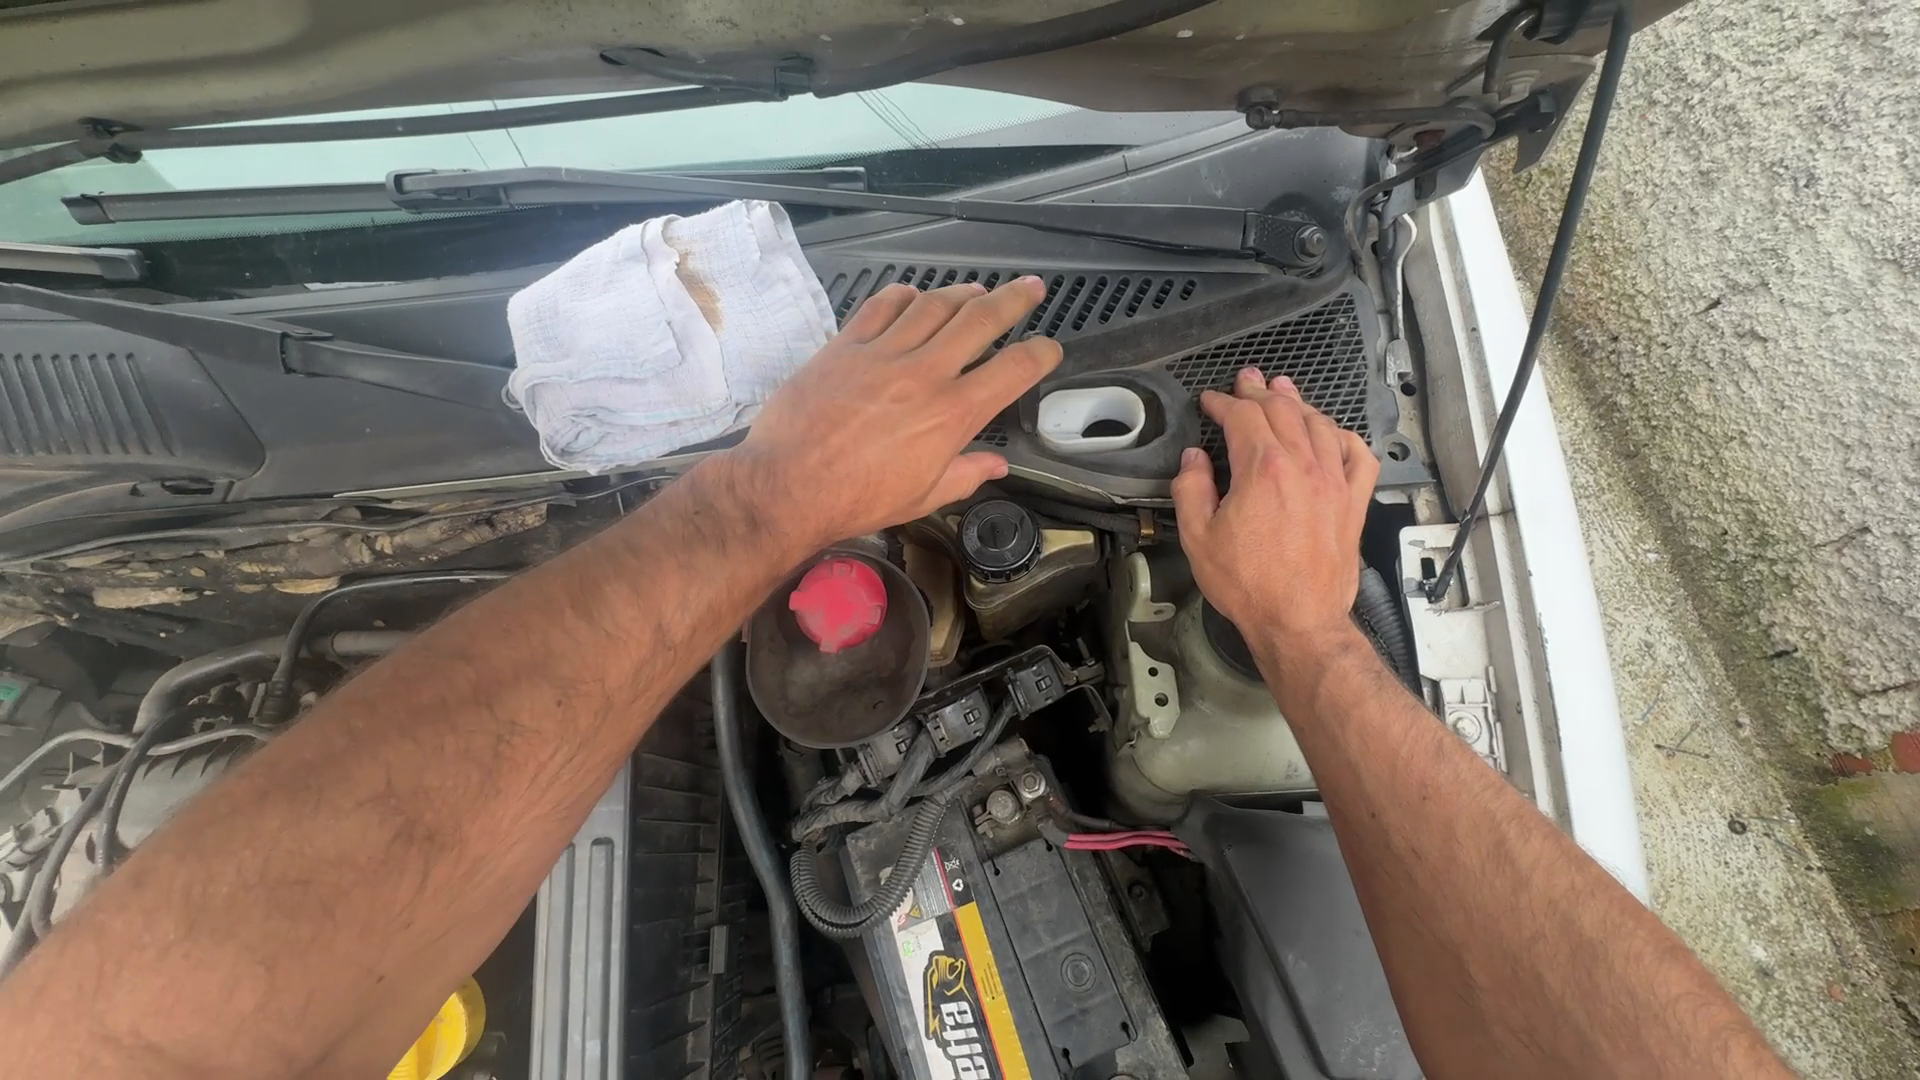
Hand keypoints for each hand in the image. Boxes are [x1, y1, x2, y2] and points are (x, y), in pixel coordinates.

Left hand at [725, 277, 1060, 551]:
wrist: (788, 486)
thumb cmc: (859, 500)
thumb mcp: (924, 497)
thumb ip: (966, 474)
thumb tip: (997, 466)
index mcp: (953, 414)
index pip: (1014, 370)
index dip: (1041, 353)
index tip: (1049, 348)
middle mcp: (925, 373)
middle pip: (981, 319)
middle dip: (1014, 299)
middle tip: (1031, 287)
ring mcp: (883, 353)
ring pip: (934, 305)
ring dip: (963, 293)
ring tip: (978, 290)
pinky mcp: (846, 345)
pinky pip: (882, 305)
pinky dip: (905, 295)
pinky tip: (914, 295)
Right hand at [1171, 366, 1378, 657]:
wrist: (1298, 620)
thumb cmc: (1249, 584)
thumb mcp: (1198, 538)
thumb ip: (1191, 490)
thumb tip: (1193, 461)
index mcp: (1263, 470)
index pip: (1242, 417)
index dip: (1223, 402)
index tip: (1210, 401)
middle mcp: (1304, 467)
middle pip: (1282, 411)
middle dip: (1259, 391)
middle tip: (1245, 381)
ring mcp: (1334, 482)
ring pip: (1318, 424)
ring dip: (1297, 403)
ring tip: (1284, 391)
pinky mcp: (1353, 502)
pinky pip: (1357, 454)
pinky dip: (1343, 436)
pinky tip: (1332, 432)